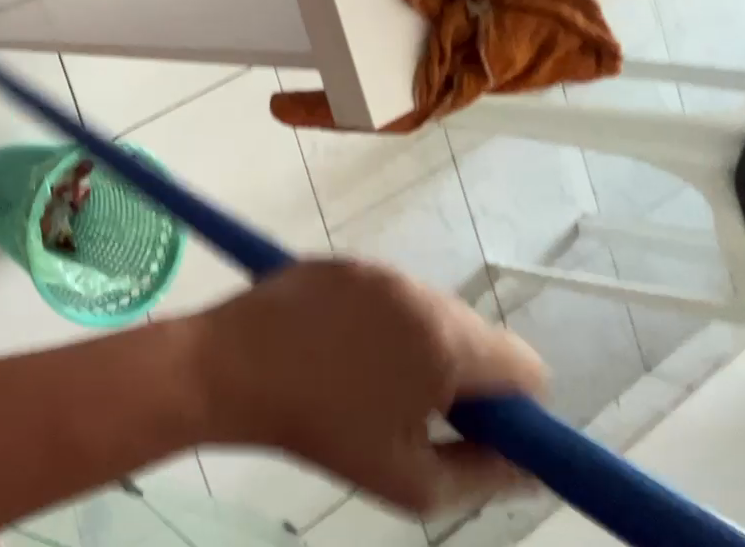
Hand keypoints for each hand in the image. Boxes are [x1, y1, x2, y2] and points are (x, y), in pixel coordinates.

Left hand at [183, 259, 547, 514]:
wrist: (219, 369)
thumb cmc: (315, 427)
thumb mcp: (413, 482)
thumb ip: (487, 477)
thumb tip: (523, 466)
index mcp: (444, 339)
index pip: (526, 366)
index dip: (511, 406)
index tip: (468, 427)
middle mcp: (411, 289)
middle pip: (475, 335)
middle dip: (460, 373)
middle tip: (406, 406)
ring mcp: (363, 269)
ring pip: (425, 311)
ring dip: (414, 343)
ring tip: (360, 376)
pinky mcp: (325, 262)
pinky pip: (377, 294)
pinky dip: (372, 319)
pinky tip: (331, 347)